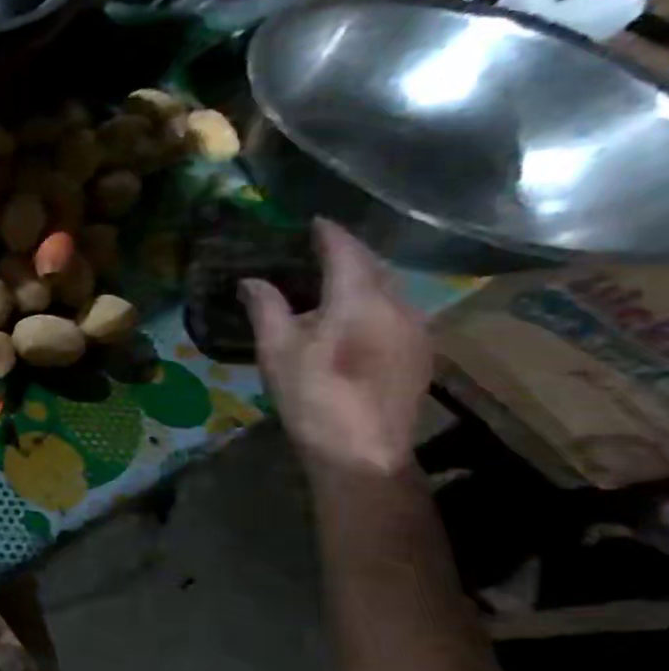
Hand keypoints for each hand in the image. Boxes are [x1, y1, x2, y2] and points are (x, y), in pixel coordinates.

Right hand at [241, 219, 430, 476]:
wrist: (361, 450)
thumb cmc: (311, 396)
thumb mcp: (277, 351)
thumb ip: (266, 308)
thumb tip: (252, 280)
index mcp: (360, 301)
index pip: (347, 253)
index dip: (330, 234)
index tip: (313, 221)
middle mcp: (398, 306)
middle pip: (374, 268)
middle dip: (346, 254)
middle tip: (314, 250)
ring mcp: (415, 330)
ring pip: (387, 290)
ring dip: (359, 279)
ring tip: (328, 281)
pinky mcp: (418, 351)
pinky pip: (394, 311)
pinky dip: (369, 302)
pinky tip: (348, 317)